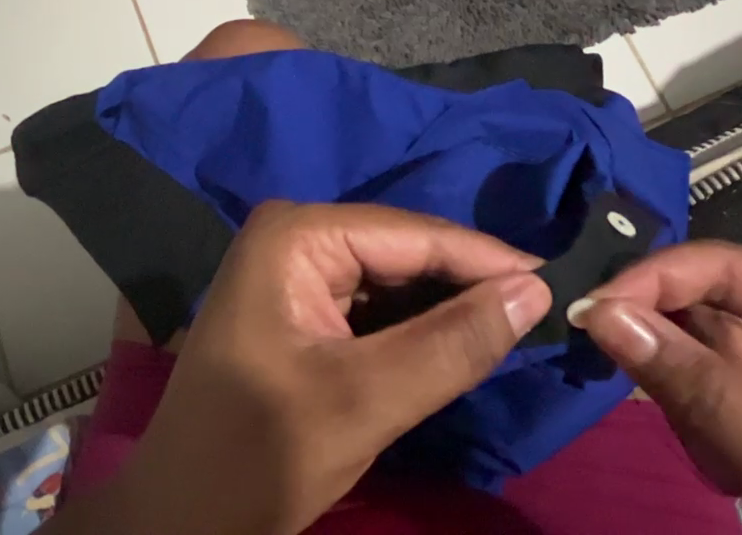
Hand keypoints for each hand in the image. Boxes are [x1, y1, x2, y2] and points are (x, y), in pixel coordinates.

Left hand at [58, 201, 550, 534]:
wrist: (182, 516)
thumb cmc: (257, 454)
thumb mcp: (361, 401)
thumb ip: (450, 344)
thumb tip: (535, 292)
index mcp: (297, 234)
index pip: (412, 235)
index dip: (488, 259)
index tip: (559, 284)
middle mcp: (296, 235)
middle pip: (405, 252)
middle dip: (471, 281)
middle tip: (548, 309)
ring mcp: (296, 270)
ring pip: (396, 279)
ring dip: (450, 305)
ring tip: (522, 323)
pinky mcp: (303, 307)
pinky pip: (377, 305)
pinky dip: (420, 325)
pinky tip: (465, 338)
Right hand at [568, 242, 741, 534]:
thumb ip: (698, 389)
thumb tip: (599, 314)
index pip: (734, 267)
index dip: (658, 279)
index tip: (590, 309)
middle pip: (709, 306)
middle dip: (682, 361)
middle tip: (675, 413)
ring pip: (697, 348)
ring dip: (692, 405)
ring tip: (730, 465)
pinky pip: (704, 386)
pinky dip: (700, 427)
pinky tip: (735, 471)